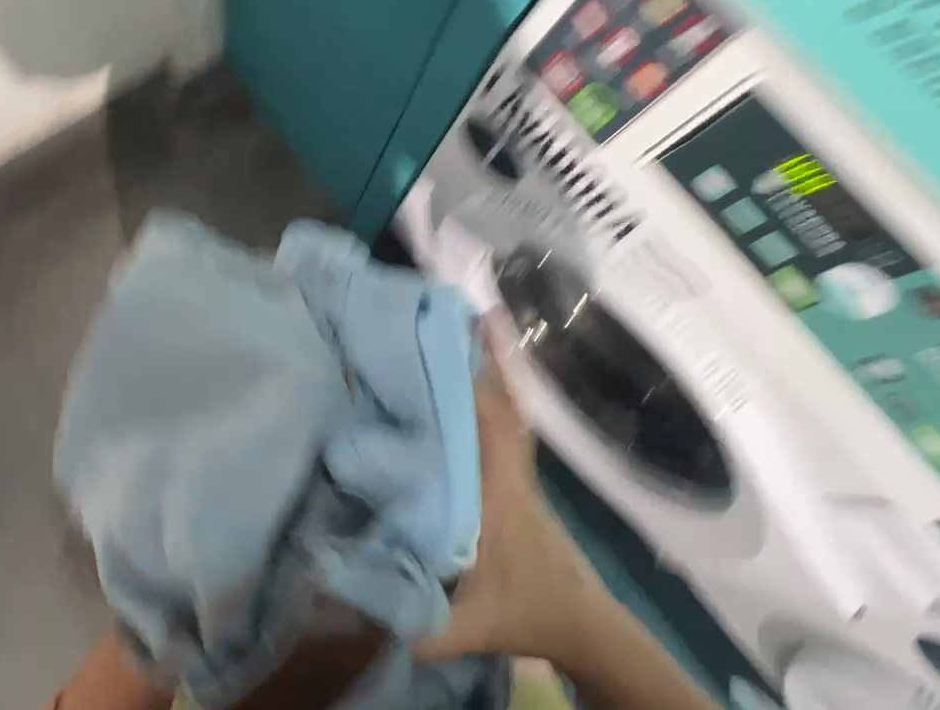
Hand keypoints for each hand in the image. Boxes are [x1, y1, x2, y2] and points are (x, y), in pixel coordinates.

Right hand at [415, 315, 613, 663]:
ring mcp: (517, 468)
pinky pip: (505, 420)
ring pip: (506, 405)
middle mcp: (510, 466)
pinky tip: (480, 374)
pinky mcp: (516, 474)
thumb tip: (358, 595)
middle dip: (475, 355)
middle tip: (444, 313)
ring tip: (461, 327)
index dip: (466, 378)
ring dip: (489, 366)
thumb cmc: (527, 612)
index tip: (439, 339)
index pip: (486, 422)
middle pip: (498, 397)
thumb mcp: (469, 626)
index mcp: (499, 489)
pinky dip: (497, 388)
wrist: (581, 621)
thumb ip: (420, 619)